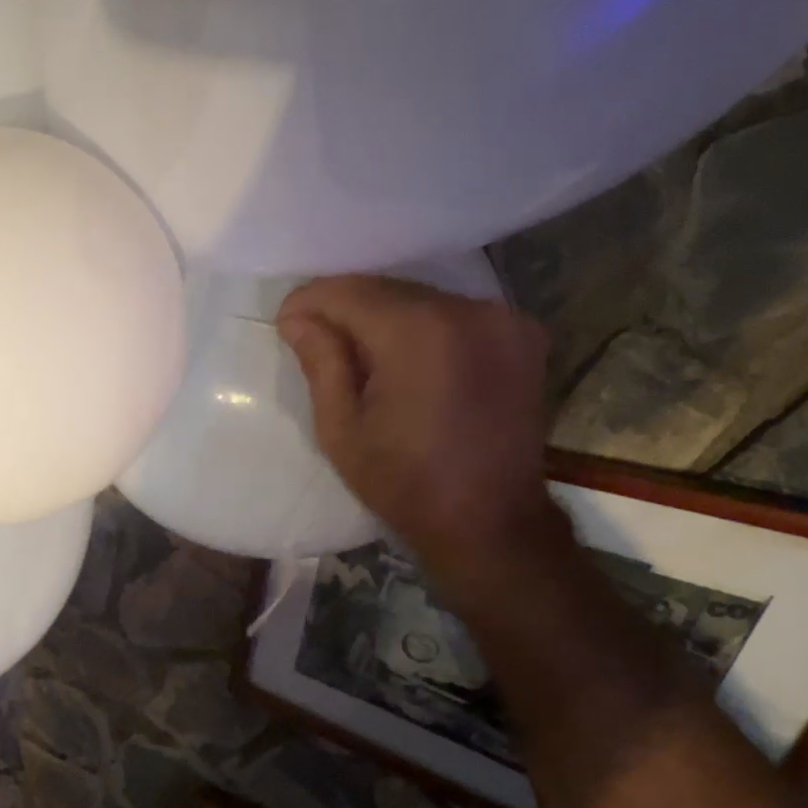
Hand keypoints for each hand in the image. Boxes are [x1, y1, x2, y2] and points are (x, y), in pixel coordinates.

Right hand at [276, 275, 560, 566]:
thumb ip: (321, 362)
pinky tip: (404, 362)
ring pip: (421, 298)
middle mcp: (469, 310)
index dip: (309, 301)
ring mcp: (504, 319)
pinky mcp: (522, 335)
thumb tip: (297, 318)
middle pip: (388, 288)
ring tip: (358, 356)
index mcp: (419, 332)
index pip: (349, 291)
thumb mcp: (340, 427)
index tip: (285, 324)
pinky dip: (421, 327)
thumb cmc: (402, 481)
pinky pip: (454, 314)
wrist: (488, 518)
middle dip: (345, 308)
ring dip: (383, 317)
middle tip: (313, 340)